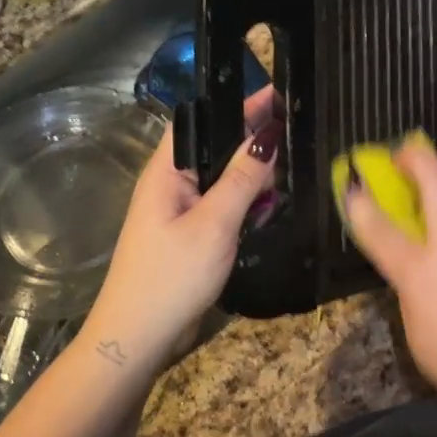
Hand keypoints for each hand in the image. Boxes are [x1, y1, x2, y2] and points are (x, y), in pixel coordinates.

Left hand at [83, 87, 280, 368]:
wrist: (137, 341)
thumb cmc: (170, 277)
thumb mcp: (214, 224)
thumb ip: (243, 179)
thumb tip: (270, 135)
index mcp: (168, 170)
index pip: (206, 119)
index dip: (241, 104)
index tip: (283, 95)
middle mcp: (173, 182)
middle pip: (218, 146)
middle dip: (255, 135)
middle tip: (300, 125)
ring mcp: (182, 209)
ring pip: (225, 176)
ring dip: (255, 170)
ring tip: (296, 158)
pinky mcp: (192, 233)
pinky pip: (225, 203)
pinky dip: (249, 199)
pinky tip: (274, 200)